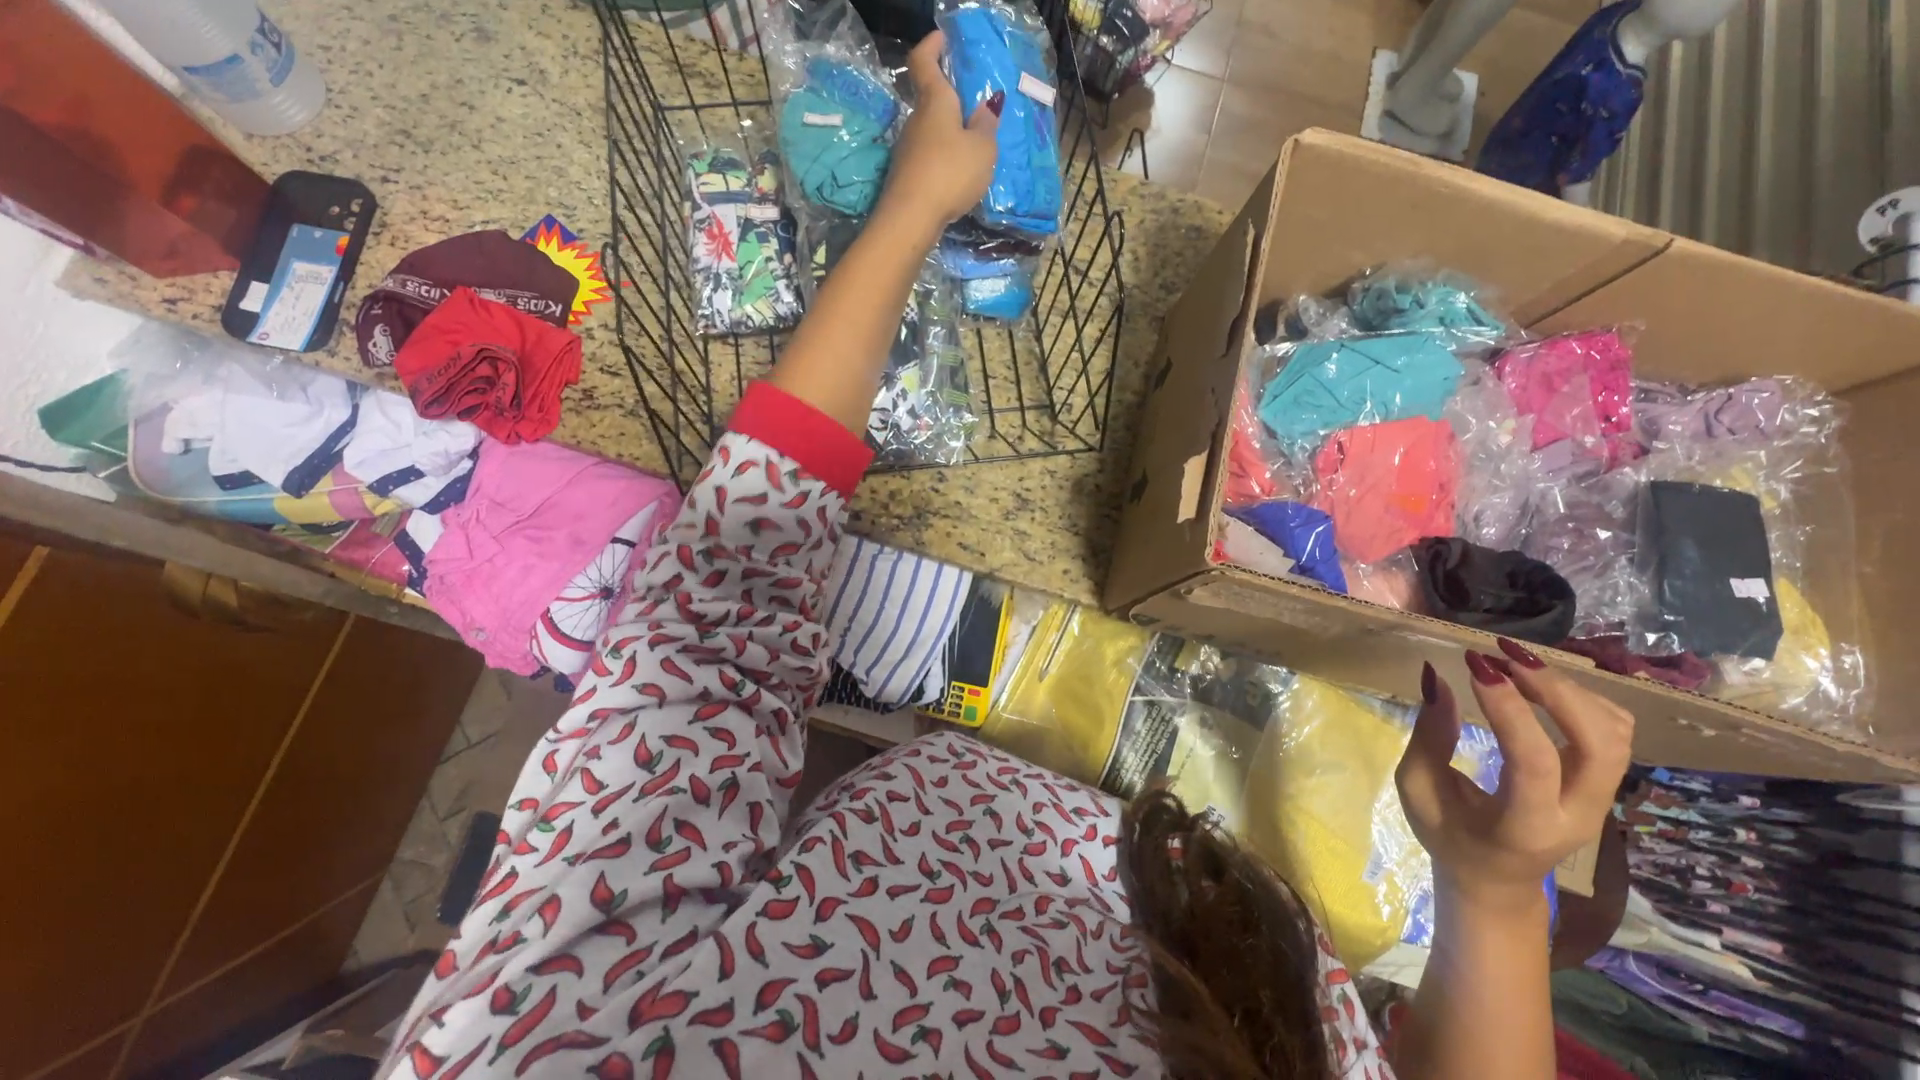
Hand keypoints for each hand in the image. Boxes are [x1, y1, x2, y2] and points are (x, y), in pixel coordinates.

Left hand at [879, 31, 1000, 231]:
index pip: (924, 61)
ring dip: (949, 133)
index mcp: (935, 102)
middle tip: (974, 103)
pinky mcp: (906, 174)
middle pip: (931, 100)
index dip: (932, 45)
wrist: (911, 217)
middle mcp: (916, 120)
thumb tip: (987, 106)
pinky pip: (929, 156)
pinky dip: (943, 157)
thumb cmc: (950, 172)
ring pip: (931, 131)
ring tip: (973, 145)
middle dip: (950, 98)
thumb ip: (986, 126)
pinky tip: (958, 174)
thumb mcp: (982, 149)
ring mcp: (907, 148)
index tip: (942, 38)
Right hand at [1395, 639, 1633, 911]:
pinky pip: (1615, 731)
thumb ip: (1429, 737)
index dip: (1509, 708)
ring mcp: (1601, 802)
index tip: (1475, 665)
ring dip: (1568, 689)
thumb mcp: (1419, 790)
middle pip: (1599, 743)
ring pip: (1615, 733)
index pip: (1534, 761)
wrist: (1496, 879)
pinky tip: (1540, 686)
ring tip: (1517, 665)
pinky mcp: (1605, 786)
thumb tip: (1438, 678)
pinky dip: (1582, 698)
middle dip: (1556, 689)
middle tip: (1506, 656)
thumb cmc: (1449, 836)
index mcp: (1525, 826)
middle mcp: (1578, 815)